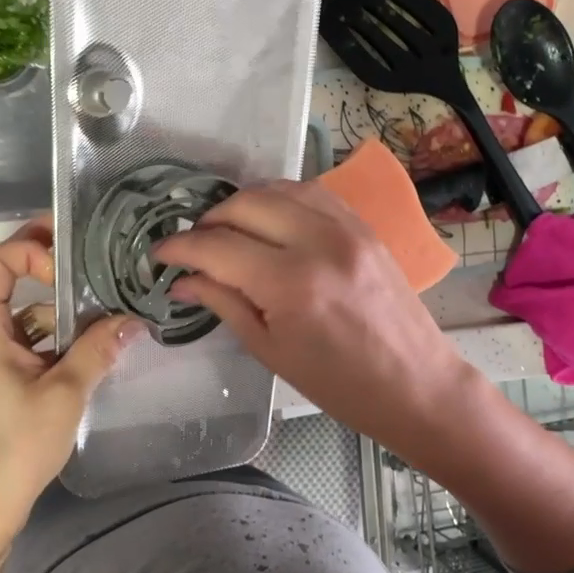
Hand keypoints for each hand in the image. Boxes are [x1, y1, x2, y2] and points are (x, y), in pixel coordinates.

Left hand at [0, 219, 140, 536]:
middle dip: (46, 269)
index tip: (68, 272)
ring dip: (55, 311)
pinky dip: (49, 338)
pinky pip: (20, 340)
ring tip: (100, 317)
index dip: (29, 251)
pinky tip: (84, 351)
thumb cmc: (20, 445)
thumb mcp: (66, 393)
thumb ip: (97, 349)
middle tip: (92, 265)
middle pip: (3, 279)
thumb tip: (132, 319)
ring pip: (17, 313)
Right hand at [153, 180, 471, 456]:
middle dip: (208, 221)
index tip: (160, 256)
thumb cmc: (337, 384)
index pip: (217, 247)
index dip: (180, 248)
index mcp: (290, 284)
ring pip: (278, 188)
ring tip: (225, 231)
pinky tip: (267, 221)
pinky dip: (280, 199)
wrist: (414, 384)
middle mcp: (318, 242)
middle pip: (245, 204)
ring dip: (242, 203)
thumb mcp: (269, 350)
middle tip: (193, 247)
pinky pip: (312, 192)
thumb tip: (182, 282)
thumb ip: (224, 303)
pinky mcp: (364, 226)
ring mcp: (346, 228)